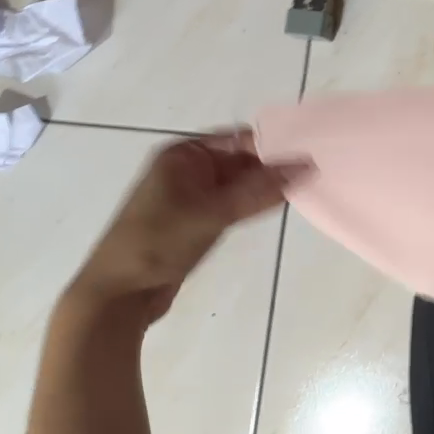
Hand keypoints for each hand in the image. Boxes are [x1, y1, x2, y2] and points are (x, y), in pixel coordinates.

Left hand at [69, 132, 306, 321]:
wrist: (119, 295)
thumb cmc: (159, 243)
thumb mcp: (214, 212)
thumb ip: (262, 189)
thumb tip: (307, 165)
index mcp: (183, 154)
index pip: (240, 138)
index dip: (273, 145)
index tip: (309, 152)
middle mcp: (188, 168)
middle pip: (242, 160)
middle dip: (273, 167)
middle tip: (314, 172)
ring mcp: (192, 195)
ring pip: (240, 183)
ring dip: (265, 187)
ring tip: (305, 187)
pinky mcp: (198, 219)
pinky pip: (234, 203)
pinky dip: (254, 204)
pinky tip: (279, 206)